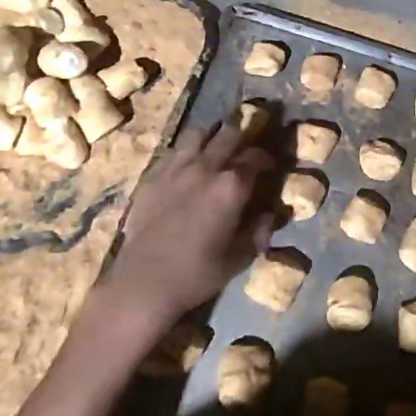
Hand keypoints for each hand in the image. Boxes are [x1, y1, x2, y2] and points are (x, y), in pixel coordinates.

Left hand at [104, 120, 274, 323]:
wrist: (144, 281)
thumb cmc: (198, 272)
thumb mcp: (239, 257)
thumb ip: (259, 230)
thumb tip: (269, 214)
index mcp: (232, 186)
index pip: (257, 157)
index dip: (267, 159)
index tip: (271, 166)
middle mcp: (206, 167)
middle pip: (229, 134)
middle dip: (243, 138)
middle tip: (246, 149)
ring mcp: (176, 167)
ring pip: (199, 133)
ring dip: (212, 137)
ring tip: (215, 149)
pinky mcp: (153, 175)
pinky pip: (175, 150)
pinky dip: (187, 151)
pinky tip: (188, 167)